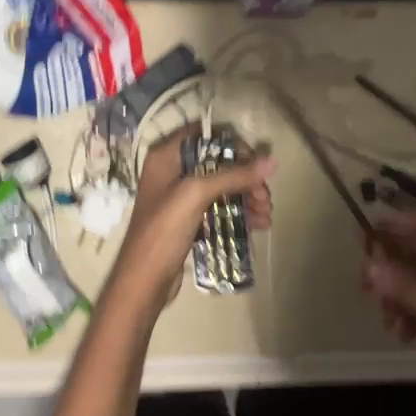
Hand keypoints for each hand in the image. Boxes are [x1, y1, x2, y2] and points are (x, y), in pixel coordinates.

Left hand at [115, 130, 273, 289]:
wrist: (143, 281)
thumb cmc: (164, 230)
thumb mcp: (196, 194)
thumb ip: (233, 175)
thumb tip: (272, 161)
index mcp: (165, 156)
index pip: (204, 134)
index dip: (232, 144)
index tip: (255, 162)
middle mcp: (172, 172)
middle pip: (217, 162)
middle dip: (245, 176)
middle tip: (265, 196)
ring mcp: (180, 197)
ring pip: (221, 187)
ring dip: (246, 196)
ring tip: (267, 214)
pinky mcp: (188, 220)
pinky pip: (218, 208)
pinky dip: (239, 213)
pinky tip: (260, 225)